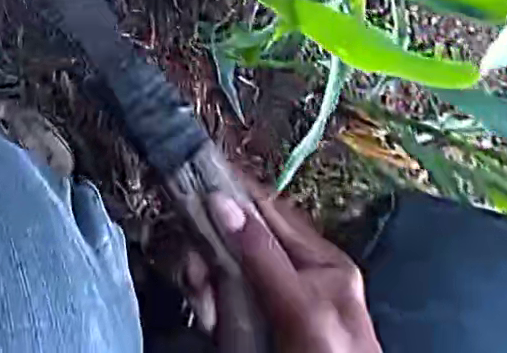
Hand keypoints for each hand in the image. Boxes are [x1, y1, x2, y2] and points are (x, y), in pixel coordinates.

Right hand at [183, 187, 380, 352]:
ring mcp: (275, 300)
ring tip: (207, 311)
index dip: (228, 191)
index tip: (186, 181)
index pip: (265, 206)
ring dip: (205, 279)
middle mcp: (296, 273)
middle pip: (237, 235)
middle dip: (210, 248)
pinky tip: (211, 322)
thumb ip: (263, 256)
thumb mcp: (303, 313)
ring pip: (223, 263)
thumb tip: (219, 198)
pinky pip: (221, 295)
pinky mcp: (254, 324)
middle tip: (197, 275)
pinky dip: (209, 303)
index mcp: (320, 262)